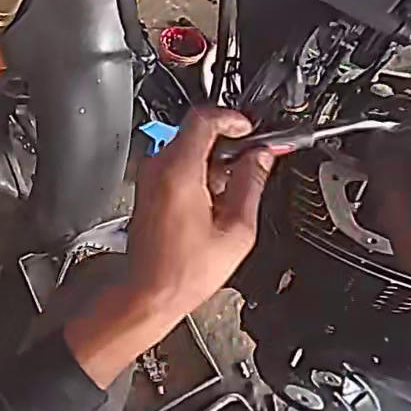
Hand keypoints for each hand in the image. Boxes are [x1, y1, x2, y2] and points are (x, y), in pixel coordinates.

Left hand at [65, 107, 273, 383]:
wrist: (150, 292)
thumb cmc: (184, 271)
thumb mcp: (236, 229)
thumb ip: (252, 183)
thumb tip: (262, 157)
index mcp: (179, 172)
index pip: (204, 119)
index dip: (233, 118)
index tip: (251, 129)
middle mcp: (158, 169)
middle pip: (197, 132)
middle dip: (228, 145)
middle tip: (251, 164)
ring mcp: (149, 178)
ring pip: (187, 149)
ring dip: (214, 162)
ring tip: (230, 195)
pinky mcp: (148, 189)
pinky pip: (176, 166)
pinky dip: (198, 174)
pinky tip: (212, 204)